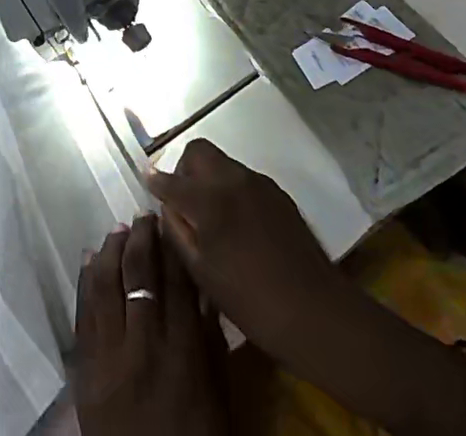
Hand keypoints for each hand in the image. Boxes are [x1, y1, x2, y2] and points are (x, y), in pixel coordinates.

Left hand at [74, 215, 227, 435]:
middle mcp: (143, 345)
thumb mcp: (218, 396)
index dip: (173, 248)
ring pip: (105, 287)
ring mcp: (108, 354)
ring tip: (117, 230)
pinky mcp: (84, 366)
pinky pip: (83, 312)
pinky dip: (85, 281)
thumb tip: (205, 290)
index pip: (177, 285)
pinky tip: (89, 259)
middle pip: (139, 278)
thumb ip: (210, 342)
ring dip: (111, 253)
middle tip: (143, 215)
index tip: (171, 220)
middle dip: (141, 240)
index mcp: (183, 354)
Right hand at [147, 139, 357, 371]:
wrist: (316, 313)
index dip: (154, 182)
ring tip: (212, 217)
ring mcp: (260, 185)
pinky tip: (238, 225)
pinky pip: (244, 181)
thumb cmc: (249, 298)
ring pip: (223, 164)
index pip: (169, 179)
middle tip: (184, 203)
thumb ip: (176, 229)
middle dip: (185, 169)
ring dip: (210, 180)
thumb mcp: (199, 269)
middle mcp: (233, 180)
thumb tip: (165, 207)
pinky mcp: (280, 196)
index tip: (148, 186)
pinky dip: (232, 191)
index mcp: (208, 199)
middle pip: (199, 151)